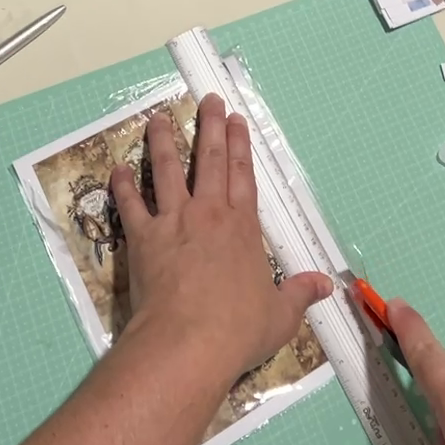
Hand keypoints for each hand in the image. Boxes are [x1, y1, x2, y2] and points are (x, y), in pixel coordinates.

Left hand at [109, 94, 331, 383]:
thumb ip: (300, 294)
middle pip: (208, 161)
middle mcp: (208, 214)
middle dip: (209, 127)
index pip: (242, 175)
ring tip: (158, 118)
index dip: (240, 145)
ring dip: (163, 142)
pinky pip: (131, 205)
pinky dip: (124, 186)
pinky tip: (118, 168)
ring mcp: (173, 222)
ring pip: (167, 171)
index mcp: (242, 227)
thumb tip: (327, 285)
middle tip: (208, 100)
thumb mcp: (280, 315)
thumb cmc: (238, 329)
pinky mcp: (143, 238)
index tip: (236, 119)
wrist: (186, 344)